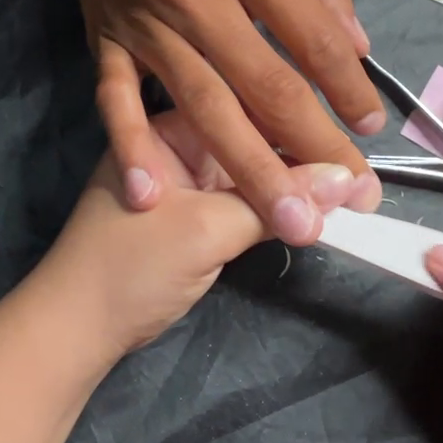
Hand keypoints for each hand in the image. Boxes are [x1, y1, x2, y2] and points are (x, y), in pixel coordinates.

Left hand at [36, 112, 355, 358]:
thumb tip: (347, 183)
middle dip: (311, 166)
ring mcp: (189, 181)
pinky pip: (246, 200)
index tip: (361, 164)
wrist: (75, 328)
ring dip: (298, 190)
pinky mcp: (195, 214)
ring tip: (354, 204)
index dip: (308, 138)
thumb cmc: (129, 266)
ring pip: (256, 173)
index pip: (252, 114)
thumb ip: (274, 204)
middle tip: (367, 192)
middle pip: (258, 142)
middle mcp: (183, 143)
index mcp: (175, 126)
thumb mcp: (205, 231)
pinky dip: (277, 209)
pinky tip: (315, 215)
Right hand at [46, 0, 383, 246]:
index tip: (370, 126)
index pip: (310, 36)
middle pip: (264, 85)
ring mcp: (148, 26)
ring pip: (204, 106)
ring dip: (249, 169)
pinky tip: (151, 198)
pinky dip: (131, 148)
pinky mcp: (108, 44)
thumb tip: (355, 51)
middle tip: (348, 201)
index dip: (348, 87)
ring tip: (287, 222)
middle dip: (312, 148)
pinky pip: (118, 102)